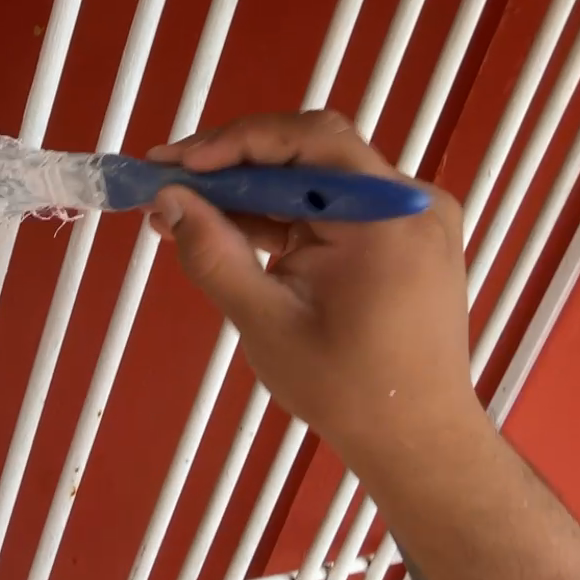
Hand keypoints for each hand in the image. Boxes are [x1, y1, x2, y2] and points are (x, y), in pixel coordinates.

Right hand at [144, 110, 479, 461]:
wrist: (414, 439)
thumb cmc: (343, 386)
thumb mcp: (264, 319)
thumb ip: (212, 252)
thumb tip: (165, 198)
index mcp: (385, 218)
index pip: (309, 141)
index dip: (233, 141)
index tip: (172, 164)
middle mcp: (405, 203)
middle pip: (307, 151)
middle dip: (230, 160)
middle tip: (168, 178)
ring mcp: (401, 218)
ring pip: (308, 176)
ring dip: (243, 188)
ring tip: (179, 206)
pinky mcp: (388, 236)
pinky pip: (319, 205)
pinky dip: (268, 212)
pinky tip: (219, 228)